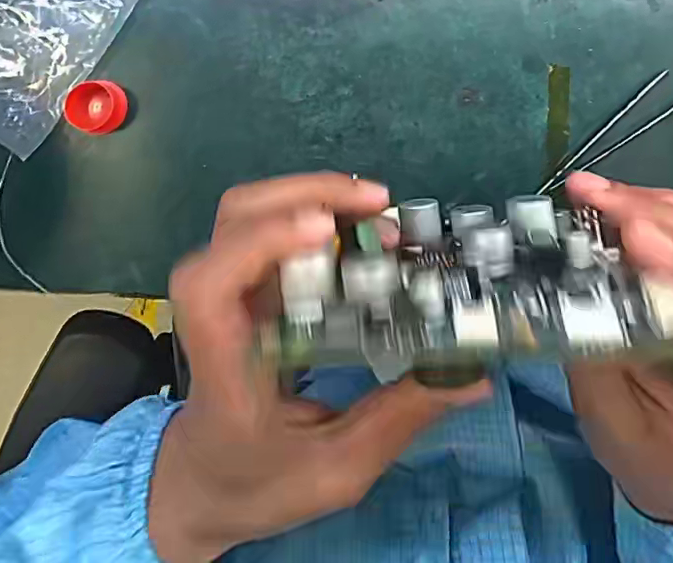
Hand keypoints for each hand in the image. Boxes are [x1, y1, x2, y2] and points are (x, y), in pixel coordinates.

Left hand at [148, 174, 490, 561]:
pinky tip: (355, 221)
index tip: (324, 229)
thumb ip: (397, 419)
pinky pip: (267, 224)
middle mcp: (211, 307)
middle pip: (237, 218)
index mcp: (222, 361)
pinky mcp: (241, 277)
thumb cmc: (257, 478)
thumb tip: (468, 375)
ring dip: (311, 193)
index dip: (261, 241)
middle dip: (307, 194)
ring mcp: (223, 284)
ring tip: (374, 208)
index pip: (213, 285)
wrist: (204, 474)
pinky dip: (310, 209)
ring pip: (250, 208)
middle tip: (377, 205)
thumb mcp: (335, 468)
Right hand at [560, 172, 672, 522]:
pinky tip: (609, 204)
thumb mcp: (611, 421)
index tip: (635, 238)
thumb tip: (567, 276)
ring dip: (651, 204)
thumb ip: (596, 349)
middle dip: (658, 218)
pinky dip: (651, 206)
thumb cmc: (648, 454)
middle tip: (588, 196)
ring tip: (589, 193)